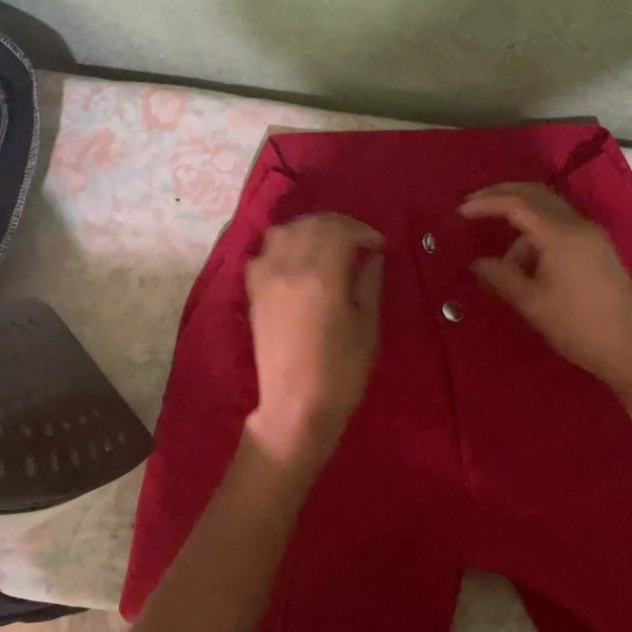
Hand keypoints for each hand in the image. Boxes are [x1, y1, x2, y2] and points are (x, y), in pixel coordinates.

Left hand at [244, 213, 384, 469]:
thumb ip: (368, 282)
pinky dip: (284, 247)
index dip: (364, 232)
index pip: (341, 229)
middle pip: (311, 224)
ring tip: (327, 246)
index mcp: (321, 275)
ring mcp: (265, 277)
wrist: (295, 407)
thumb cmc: (341, 371)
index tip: (379, 246)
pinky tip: (298, 263)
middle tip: (358, 242)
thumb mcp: (368, 326)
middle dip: (338, 226)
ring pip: (284, 231)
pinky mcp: (253, 291)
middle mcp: (288, 267)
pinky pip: (265, 252)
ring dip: (308, 230)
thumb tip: (371, 255)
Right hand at [460, 182, 631, 402]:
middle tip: (473, 206)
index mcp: (560, 234)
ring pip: (549, 211)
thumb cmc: (576, 326)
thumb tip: (477, 264)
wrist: (630, 350)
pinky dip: (538, 233)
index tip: (459, 212)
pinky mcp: (599, 249)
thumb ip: (500, 276)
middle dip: (502, 195)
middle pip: (535, 194)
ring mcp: (592, 235)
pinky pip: (562, 226)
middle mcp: (578, 225)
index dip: (485, 203)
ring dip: (521, 222)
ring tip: (501, 261)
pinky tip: (526, 263)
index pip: (516, 204)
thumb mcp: (531, 302)